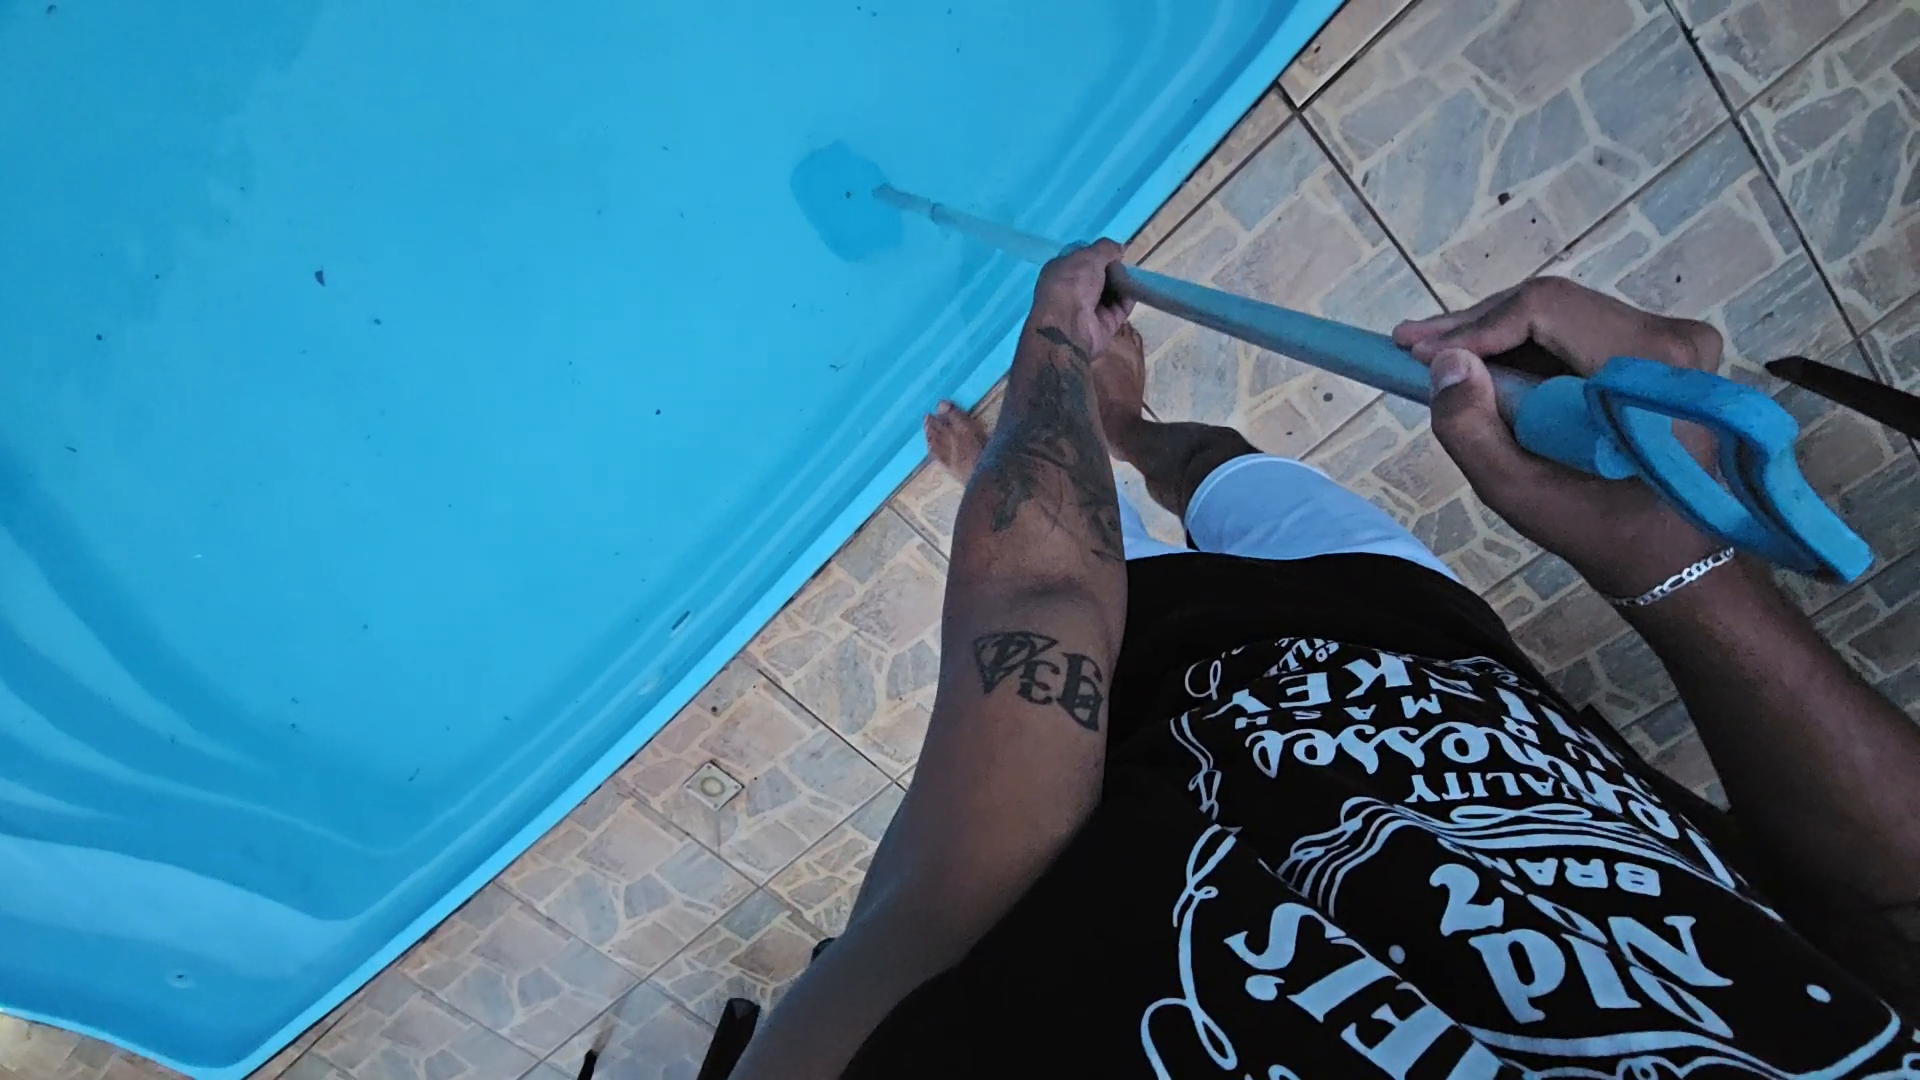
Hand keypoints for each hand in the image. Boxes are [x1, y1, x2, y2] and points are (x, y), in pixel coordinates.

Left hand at [1028, 239, 1133, 359]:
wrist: (1069, 327)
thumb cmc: (1072, 284)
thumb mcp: (1088, 256)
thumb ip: (1105, 248)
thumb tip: (1119, 248)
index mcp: (1060, 272)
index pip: (1081, 260)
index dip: (1097, 254)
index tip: (1113, 251)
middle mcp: (1072, 291)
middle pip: (1098, 277)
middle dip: (1112, 269)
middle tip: (1123, 264)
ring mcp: (1088, 310)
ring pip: (1110, 292)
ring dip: (1122, 283)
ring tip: (1131, 275)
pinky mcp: (1104, 325)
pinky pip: (1120, 308)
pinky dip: (1129, 299)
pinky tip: (1136, 289)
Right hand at [1393, 277, 1727, 597]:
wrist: (1666, 547)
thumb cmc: (1591, 525)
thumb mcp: (1514, 489)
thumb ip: (1470, 427)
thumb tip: (1443, 363)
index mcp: (1647, 365)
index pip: (1544, 310)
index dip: (1471, 328)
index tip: (1413, 354)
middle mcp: (1670, 336)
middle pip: (1548, 305)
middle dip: (1470, 327)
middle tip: (1406, 346)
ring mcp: (1667, 341)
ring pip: (1554, 315)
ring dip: (1487, 335)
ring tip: (1431, 356)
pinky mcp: (1654, 351)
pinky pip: (1568, 332)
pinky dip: (1513, 347)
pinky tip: (1472, 365)